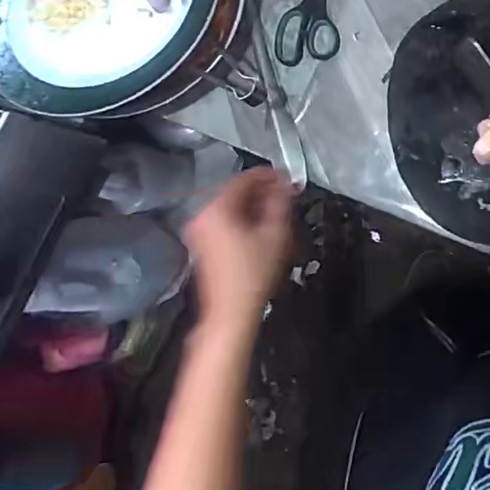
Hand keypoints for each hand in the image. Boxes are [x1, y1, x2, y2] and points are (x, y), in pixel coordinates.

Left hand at [183, 166, 292, 332]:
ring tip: (279, 209)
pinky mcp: (202, 244)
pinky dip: (244, 217)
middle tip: (287, 193)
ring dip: (255, 204)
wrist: (231, 314)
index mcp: (216, 208)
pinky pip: (225, 219)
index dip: (270, 175)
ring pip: (232, 206)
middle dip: (263, 190)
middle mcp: (202, 215)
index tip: (289, 177)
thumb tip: (286, 183)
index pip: (245, 178)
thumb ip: (281, 201)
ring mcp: (199, 230)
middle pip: (237, 192)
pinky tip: (262, 225)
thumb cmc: (254, 273)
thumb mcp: (275, 232)